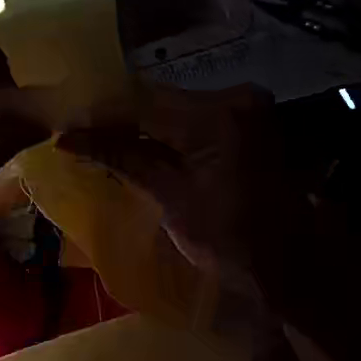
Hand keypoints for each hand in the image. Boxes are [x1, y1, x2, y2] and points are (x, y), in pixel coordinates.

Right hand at [55, 83, 307, 298]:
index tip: (65, 129)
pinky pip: (190, 114)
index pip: (140, 104)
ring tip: (98, 136)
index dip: (98, 117)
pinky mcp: (244, 117)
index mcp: (214, 117)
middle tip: (77, 132)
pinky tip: (134, 140)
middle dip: (115, 117)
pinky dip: (162, 127)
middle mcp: (231, 97)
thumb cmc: (233, 240)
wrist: (295, 264)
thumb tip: (70, 140)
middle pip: (156, 99)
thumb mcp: (171, 199)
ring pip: (171, 104)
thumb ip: (123, 158)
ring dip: (136, 121)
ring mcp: (242, 104)